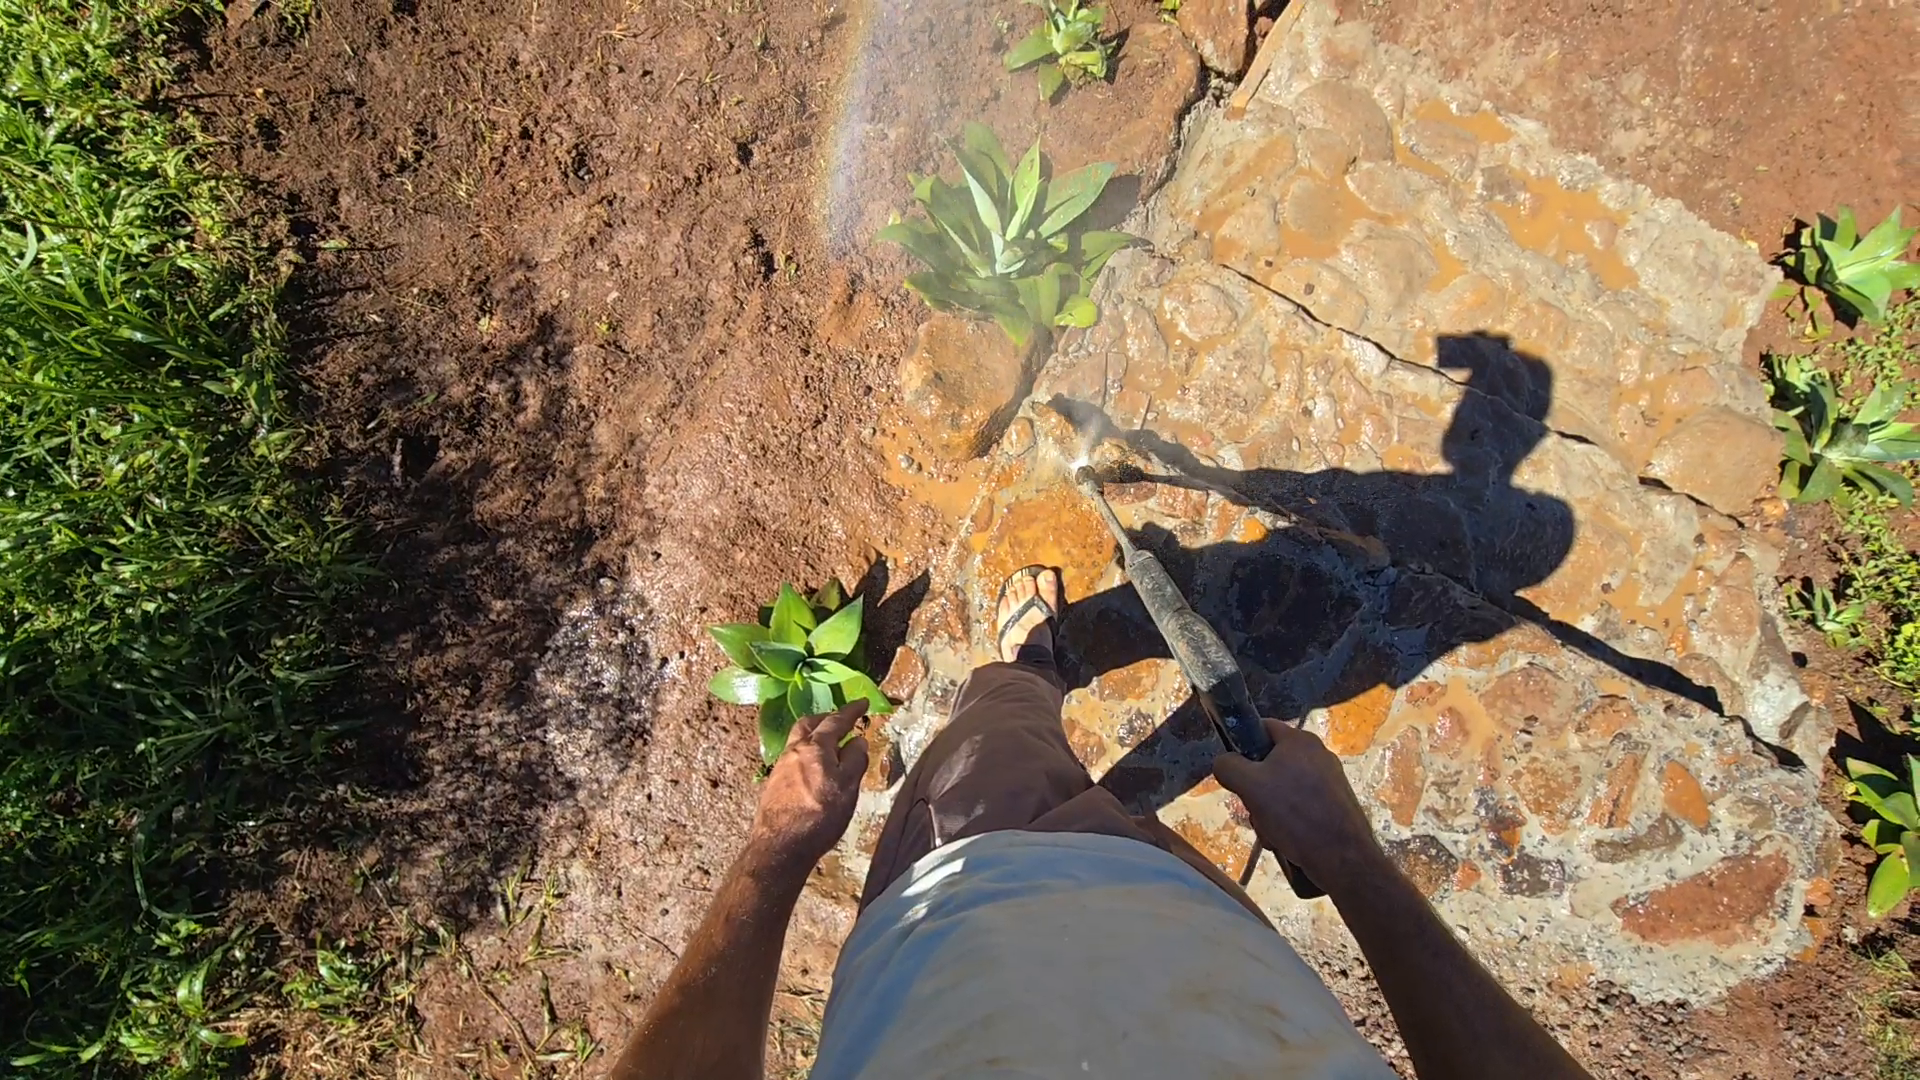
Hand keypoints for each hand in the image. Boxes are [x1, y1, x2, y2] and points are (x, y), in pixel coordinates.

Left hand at [748, 700, 870, 873]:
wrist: (779, 847)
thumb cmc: (819, 816)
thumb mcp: (848, 787)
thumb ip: (855, 760)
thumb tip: (858, 741)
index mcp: (815, 747)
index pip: (836, 721)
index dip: (851, 711)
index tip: (862, 702)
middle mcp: (794, 751)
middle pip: (809, 724)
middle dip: (826, 718)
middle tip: (841, 721)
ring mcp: (780, 767)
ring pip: (798, 741)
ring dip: (814, 737)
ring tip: (829, 747)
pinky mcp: (773, 784)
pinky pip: (793, 758)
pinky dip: (806, 755)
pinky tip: (813, 770)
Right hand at [1212, 719, 1386, 894]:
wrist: (1343, 858)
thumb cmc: (1294, 812)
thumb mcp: (1248, 785)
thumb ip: (1227, 765)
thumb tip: (1224, 762)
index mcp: (1300, 740)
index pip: (1262, 727)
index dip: (1243, 743)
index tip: (1235, 769)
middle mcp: (1319, 755)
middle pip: (1271, 762)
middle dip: (1256, 788)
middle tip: (1253, 807)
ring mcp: (1331, 781)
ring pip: (1284, 788)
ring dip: (1270, 810)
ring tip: (1272, 831)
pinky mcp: (1338, 806)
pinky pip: (1302, 806)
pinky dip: (1290, 821)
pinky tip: (1287, 840)